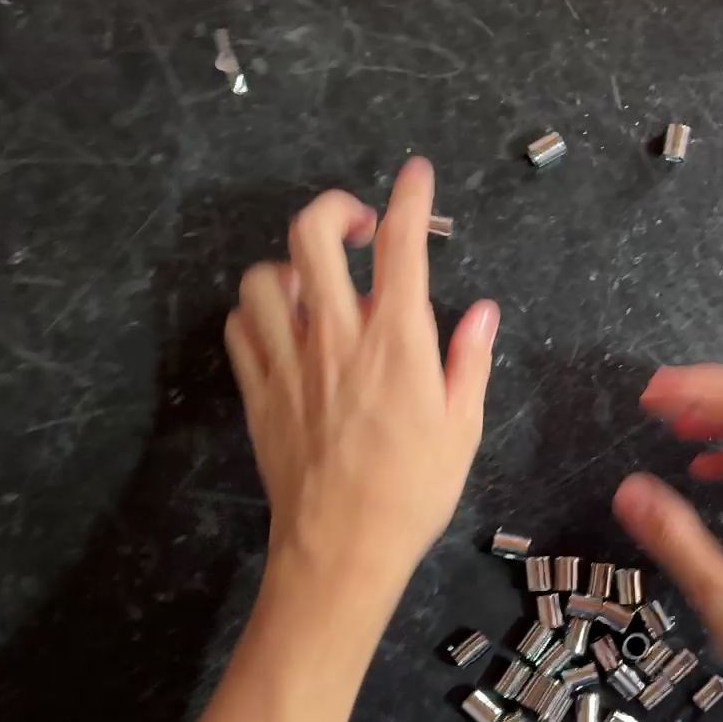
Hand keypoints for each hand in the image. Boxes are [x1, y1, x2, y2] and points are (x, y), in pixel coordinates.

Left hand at [224, 157, 499, 586]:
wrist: (344, 547)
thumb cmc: (418, 488)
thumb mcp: (465, 426)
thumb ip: (470, 359)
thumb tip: (482, 309)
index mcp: (398, 344)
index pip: (401, 249)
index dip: (410, 201)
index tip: (416, 174)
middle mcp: (337, 337)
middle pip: (312, 239)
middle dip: (336, 210)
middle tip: (360, 225)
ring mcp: (287, 362)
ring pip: (263, 277)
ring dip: (291, 264)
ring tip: (319, 286)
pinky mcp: (257, 390)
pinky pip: (240, 326)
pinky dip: (260, 310)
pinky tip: (284, 326)